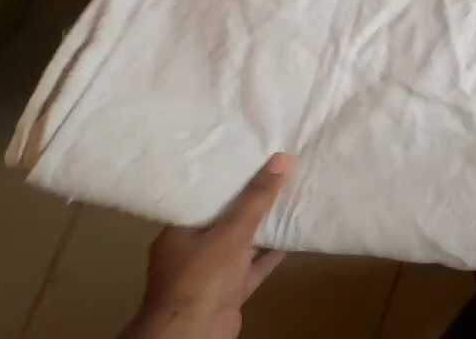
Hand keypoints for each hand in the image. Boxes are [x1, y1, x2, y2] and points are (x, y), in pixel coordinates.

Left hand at [121, 153, 292, 338]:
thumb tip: (282, 157)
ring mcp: (212, 272)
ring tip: (295, 194)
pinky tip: (295, 232)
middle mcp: (193, 250)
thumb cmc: (201, 278)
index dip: (232, 176)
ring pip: (244, 241)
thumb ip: (257, 197)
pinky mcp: (230, 289)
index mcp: (180, 233)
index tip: (256, 155)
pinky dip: (273, 250)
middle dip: (254, 198)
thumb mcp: (231, 232)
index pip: (207, 197)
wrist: (193, 337)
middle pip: (228, 217)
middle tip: (283, 169)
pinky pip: (255, 263)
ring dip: (267, 224)